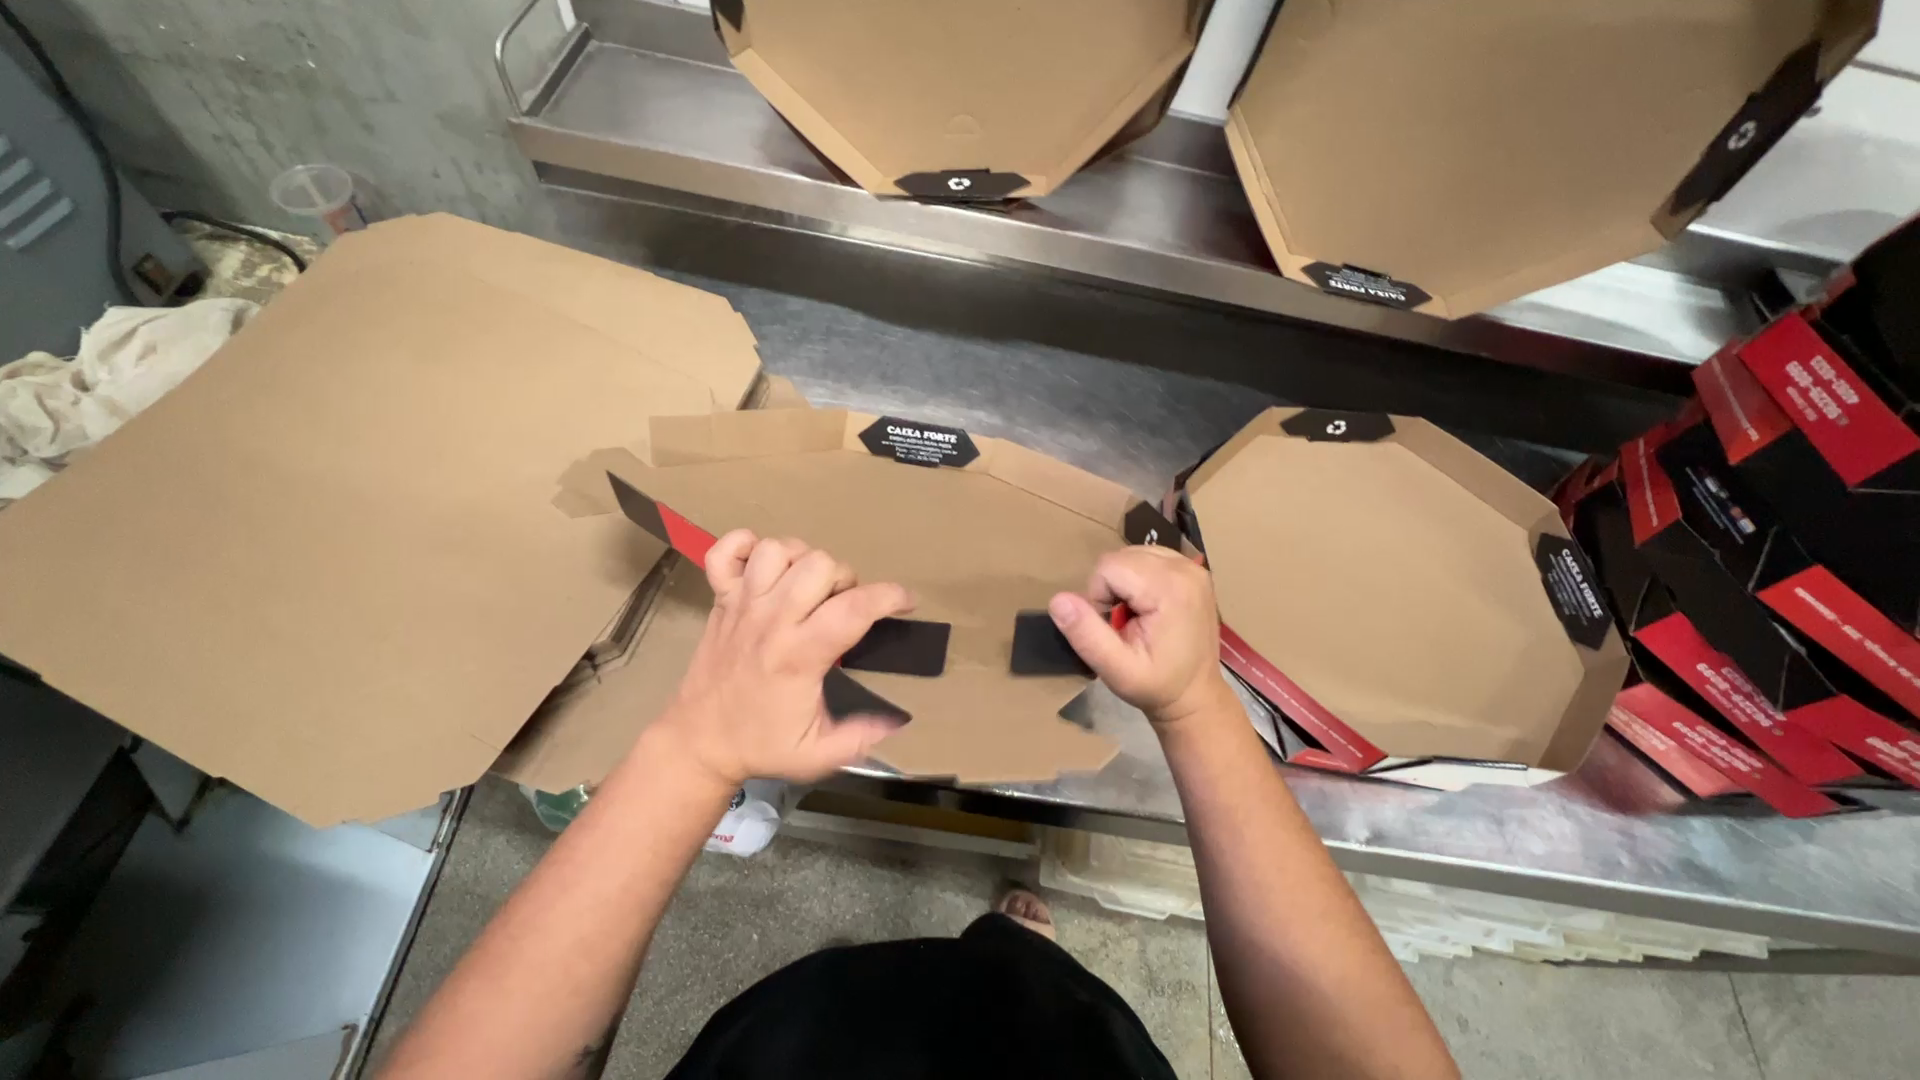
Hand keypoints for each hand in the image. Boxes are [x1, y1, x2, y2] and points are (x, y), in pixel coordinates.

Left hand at [652, 530, 913, 787]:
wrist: (698, 742)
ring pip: (778, 549)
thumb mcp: (819, 754)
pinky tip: (763, 568)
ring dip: (802, 561)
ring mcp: (741, 604)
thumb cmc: (761, 745)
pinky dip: (745, 547)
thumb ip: (861, 735)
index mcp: (799, 656)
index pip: (853, 608)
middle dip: (844, 580)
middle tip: (843, 607)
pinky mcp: (719, 598)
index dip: (889, 597)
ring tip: (807, 588)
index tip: (906, 603)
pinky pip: (725, 551)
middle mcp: (770, 620)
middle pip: (819, 565)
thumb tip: (900, 719)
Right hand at [1048, 545, 1234, 729]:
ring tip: (1136, 616)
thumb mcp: (1116, 669)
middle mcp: (1185, 569)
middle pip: (1119, 557)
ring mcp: (1193, 567)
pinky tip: (1148, 606)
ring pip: (1132, 555)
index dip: (1098, 597)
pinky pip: (1148, 558)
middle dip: (1111, 588)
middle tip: (1124, 624)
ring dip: (1123, 582)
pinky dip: (1138, 578)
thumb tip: (1057, 600)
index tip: (1114, 627)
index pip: (1108, 567)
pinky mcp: (1194, 570)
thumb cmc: (1157, 686)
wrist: (1196, 695)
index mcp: (1170, 589)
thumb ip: (1086, 633)